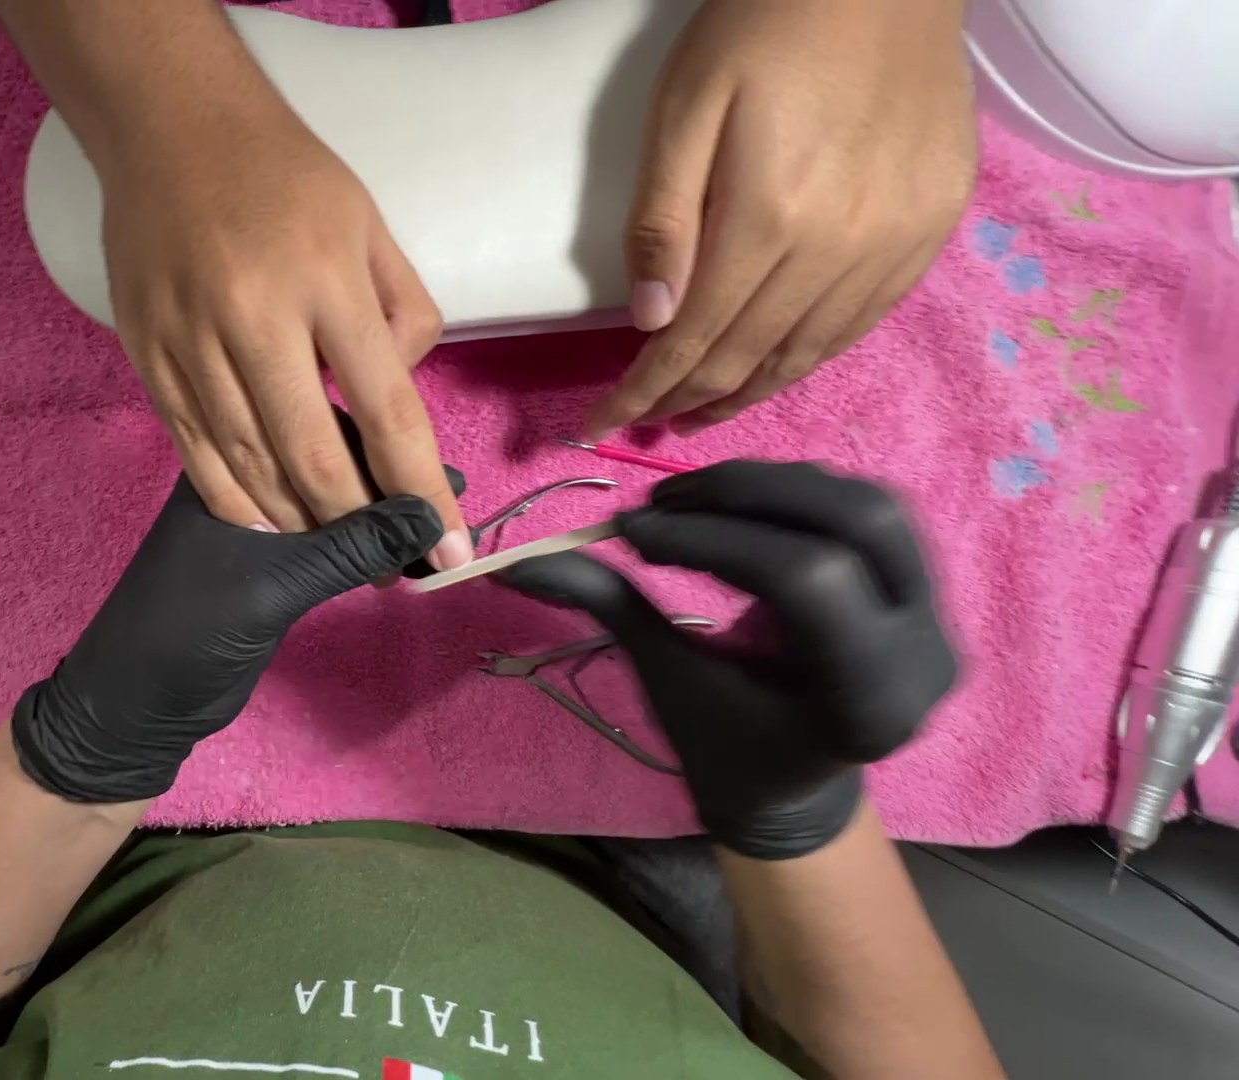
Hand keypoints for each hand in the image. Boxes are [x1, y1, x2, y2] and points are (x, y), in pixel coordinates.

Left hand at [11, 476, 443, 802]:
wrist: (135, 708)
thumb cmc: (187, 634)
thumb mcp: (271, 586)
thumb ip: (349, 548)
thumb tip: (430, 516)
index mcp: (229, 467)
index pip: (316, 434)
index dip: (382, 449)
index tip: (441, 471)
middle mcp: (243, 484)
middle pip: (331, 468)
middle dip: (392, 485)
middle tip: (453, 503)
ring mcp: (257, 527)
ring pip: (332, 508)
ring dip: (382, 521)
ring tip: (438, 532)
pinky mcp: (268, 567)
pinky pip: (326, 545)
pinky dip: (363, 550)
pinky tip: (398, 558)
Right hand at [100, 105, 472, 570]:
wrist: (167, 129)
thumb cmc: (281, 174)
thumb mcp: (368, 225)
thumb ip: (403, 312)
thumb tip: (400, 389)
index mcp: (326, 283)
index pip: (388, 412)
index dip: (420, 493)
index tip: (445, 551)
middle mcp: (254, 321)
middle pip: (314, 458)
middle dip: (357, 525)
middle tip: (384, 559)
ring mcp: (192, 346)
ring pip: (251, 466)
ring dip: (300, 521)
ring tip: (332, 545)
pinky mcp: (150, 360)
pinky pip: (194, 454)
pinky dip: (235, 502)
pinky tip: (266, 524)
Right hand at [497, 461, 956, 857]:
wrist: (788, 785)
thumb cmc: (722, 748)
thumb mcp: (663, 680)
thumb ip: (606, 606)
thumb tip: (514, 564)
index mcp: (864, 699)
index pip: (803, 579)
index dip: (709, 537)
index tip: (629, 530)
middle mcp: (924, 651)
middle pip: (857, 521)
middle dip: (748, 492)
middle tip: (663, 499)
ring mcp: (937, 616)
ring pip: (868, 503)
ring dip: (769, 485)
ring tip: (690, 497)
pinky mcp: (919, 590)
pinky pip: (865, 512)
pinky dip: (790, 494)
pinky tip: (732, 509)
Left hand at [588, 0, 976, 437]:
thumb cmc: (761, 31)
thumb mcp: (682, 118)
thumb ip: (661, 225)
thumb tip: (649, 322)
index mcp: (769, 220)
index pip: (687, 343)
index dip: (639, 393)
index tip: (599, 424)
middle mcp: (840, 246)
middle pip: (739, 360)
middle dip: (679, 402)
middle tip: (643, 420)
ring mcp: (896, 239)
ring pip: (800, 356)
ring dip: (739, 397)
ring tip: (696, 418)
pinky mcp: (930, 226)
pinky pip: (856, 325)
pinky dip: (801, 361)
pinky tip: (768, 373)